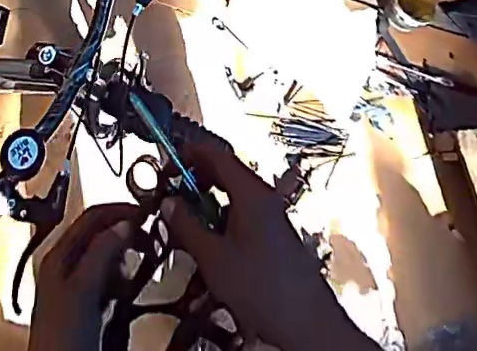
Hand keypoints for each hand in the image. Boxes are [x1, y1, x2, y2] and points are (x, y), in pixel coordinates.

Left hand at [27, 202, 138, 350]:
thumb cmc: (61, 339)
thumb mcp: (83, 289)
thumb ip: (101, 252)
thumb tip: (123, 223)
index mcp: (58, 255)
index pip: (91, 216)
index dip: (118, 210)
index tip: (145, 211)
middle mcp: (65, 266)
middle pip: (99, 234)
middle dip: (124, 232)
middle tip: (148, 233)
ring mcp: (76, 288)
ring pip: (107, 257)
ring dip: (125, 255)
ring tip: (142, 257)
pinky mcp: (88, 308)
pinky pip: (110, 281)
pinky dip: (123, 278)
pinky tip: (131, 287)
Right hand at [161, 142, 375, 350]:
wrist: (308, 324)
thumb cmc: (259, 286)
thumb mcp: (214, 258)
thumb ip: (187, 227)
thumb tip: (167, 202)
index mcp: (250, 192)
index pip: (217, 154)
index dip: (191, 152)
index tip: (168, 162)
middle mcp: (262, 195)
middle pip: (226, 171)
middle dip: (197, 176)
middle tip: (174, 190)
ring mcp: (270, 214)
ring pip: (234, 192)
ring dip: (208, 198)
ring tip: (188, 217)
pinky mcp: (273, 232)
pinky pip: (243, 210)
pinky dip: (222, 214)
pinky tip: (211, 239)